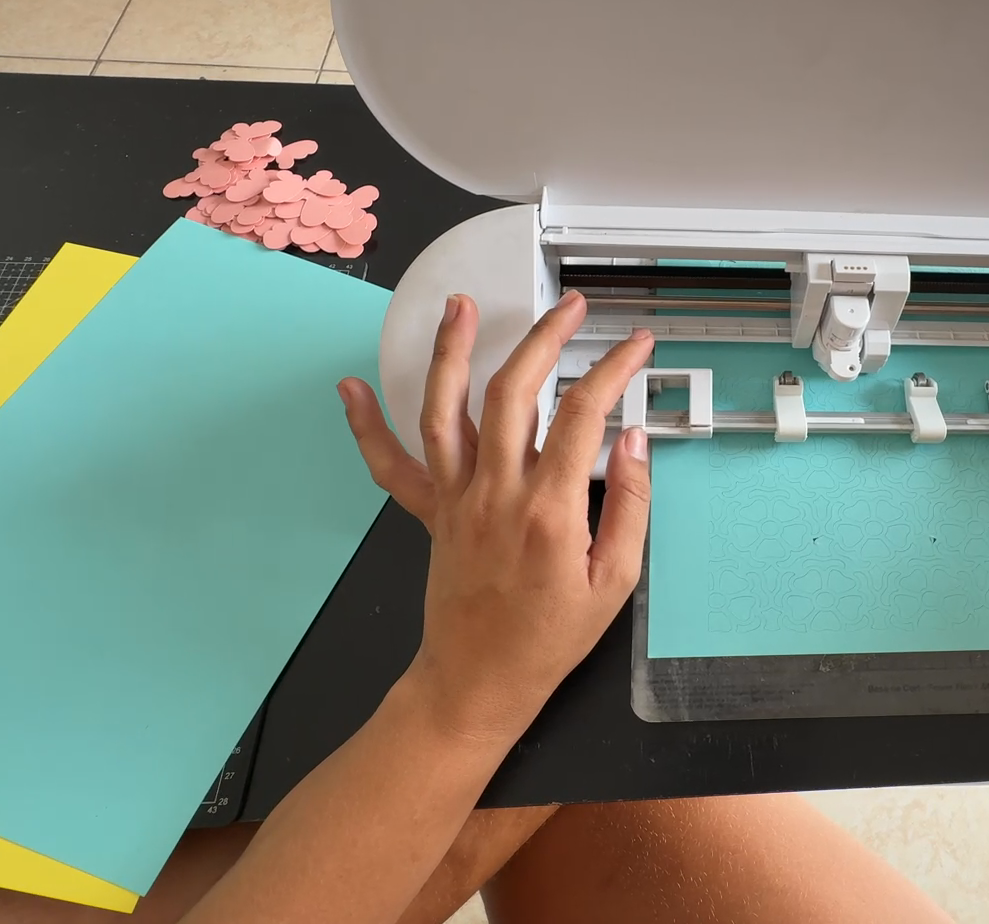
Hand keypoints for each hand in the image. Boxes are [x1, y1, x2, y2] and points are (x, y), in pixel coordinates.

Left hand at [337, 290, 654, 741]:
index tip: (636, 345)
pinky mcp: (431, 512)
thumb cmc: (550, 637)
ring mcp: (456, 498)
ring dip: (452, 352)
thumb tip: (633, 441)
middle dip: (543, 338)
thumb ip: (630, 505)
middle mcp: (496, 492)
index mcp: (550, 510)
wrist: (477, 682)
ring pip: (446, 411)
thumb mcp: (615, 581)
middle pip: (512, 392)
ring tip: (461, 307)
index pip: (584, 415)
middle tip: (569, 307)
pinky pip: (392, 464)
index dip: (614, 369)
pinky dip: (368, 426)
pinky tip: (352, 389)